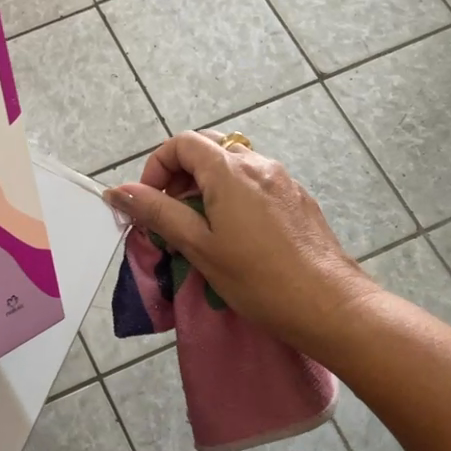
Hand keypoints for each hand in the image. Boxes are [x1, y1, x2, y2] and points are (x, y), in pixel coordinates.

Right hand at [104, 132, 377, 350]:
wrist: (331, 306)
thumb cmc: (258, 279)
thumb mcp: (198, 246)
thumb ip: (157, 212)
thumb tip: (118, 190)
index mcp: (230, 171)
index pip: (182, 143)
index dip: (157, 167)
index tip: (150, 202)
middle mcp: (258, 165)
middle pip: (208, 147)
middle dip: (180, 172)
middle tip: (170, 211)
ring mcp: (283, 181)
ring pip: (232, 165)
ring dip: (205, 185)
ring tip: (199, 227)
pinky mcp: (298, 200)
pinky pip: (255, 183)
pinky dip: (232, 195)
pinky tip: (234, 235)